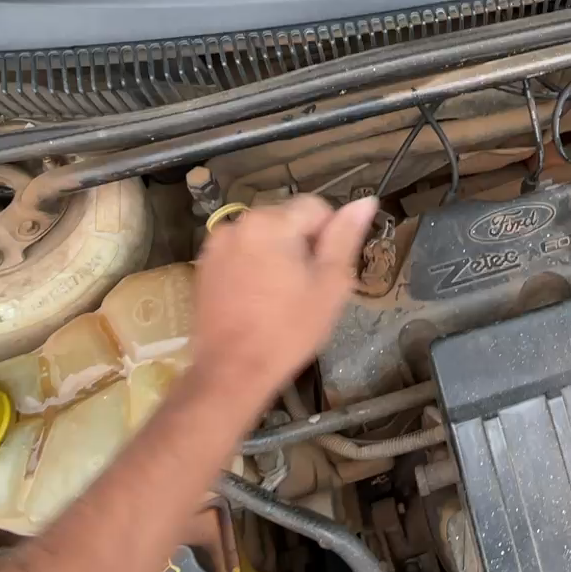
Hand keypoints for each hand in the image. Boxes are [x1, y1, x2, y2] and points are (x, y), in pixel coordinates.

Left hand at [189, 195, 376, 415]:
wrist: (232, 371)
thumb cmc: (289, 329)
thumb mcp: (331, 283)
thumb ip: (346, 237)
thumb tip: (366, 200)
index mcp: (273, 223)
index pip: (317, 207)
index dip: (329, 237)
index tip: (325, 271)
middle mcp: (240, 222)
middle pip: (288, 218)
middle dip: (302, 243)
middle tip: (307, 285)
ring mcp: (218, 243)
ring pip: (265, 235)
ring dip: (278, 252)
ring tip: (282, 293)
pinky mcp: (204, 264)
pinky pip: (243, 251)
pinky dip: (255, 264)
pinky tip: (259, 296)